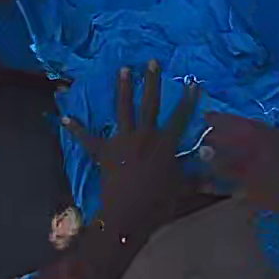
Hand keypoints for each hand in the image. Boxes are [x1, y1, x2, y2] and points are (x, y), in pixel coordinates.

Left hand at [63, 62, 200, 242]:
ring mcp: (122, 142)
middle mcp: (145, 135)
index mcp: (165, 143)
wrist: (127, 217)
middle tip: (152, 62)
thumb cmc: (158, 203)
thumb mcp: (182, 188)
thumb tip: (212, 170)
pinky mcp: (104, 153)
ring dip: (123, 88)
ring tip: (123, 69)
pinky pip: (88, 139)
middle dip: (152, 81)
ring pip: (123, 109)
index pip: (180, 116)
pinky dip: (77, 129)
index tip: (193, 82)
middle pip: (150, 103)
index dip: (188, 99)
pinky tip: (65, 118)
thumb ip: (195, 176)